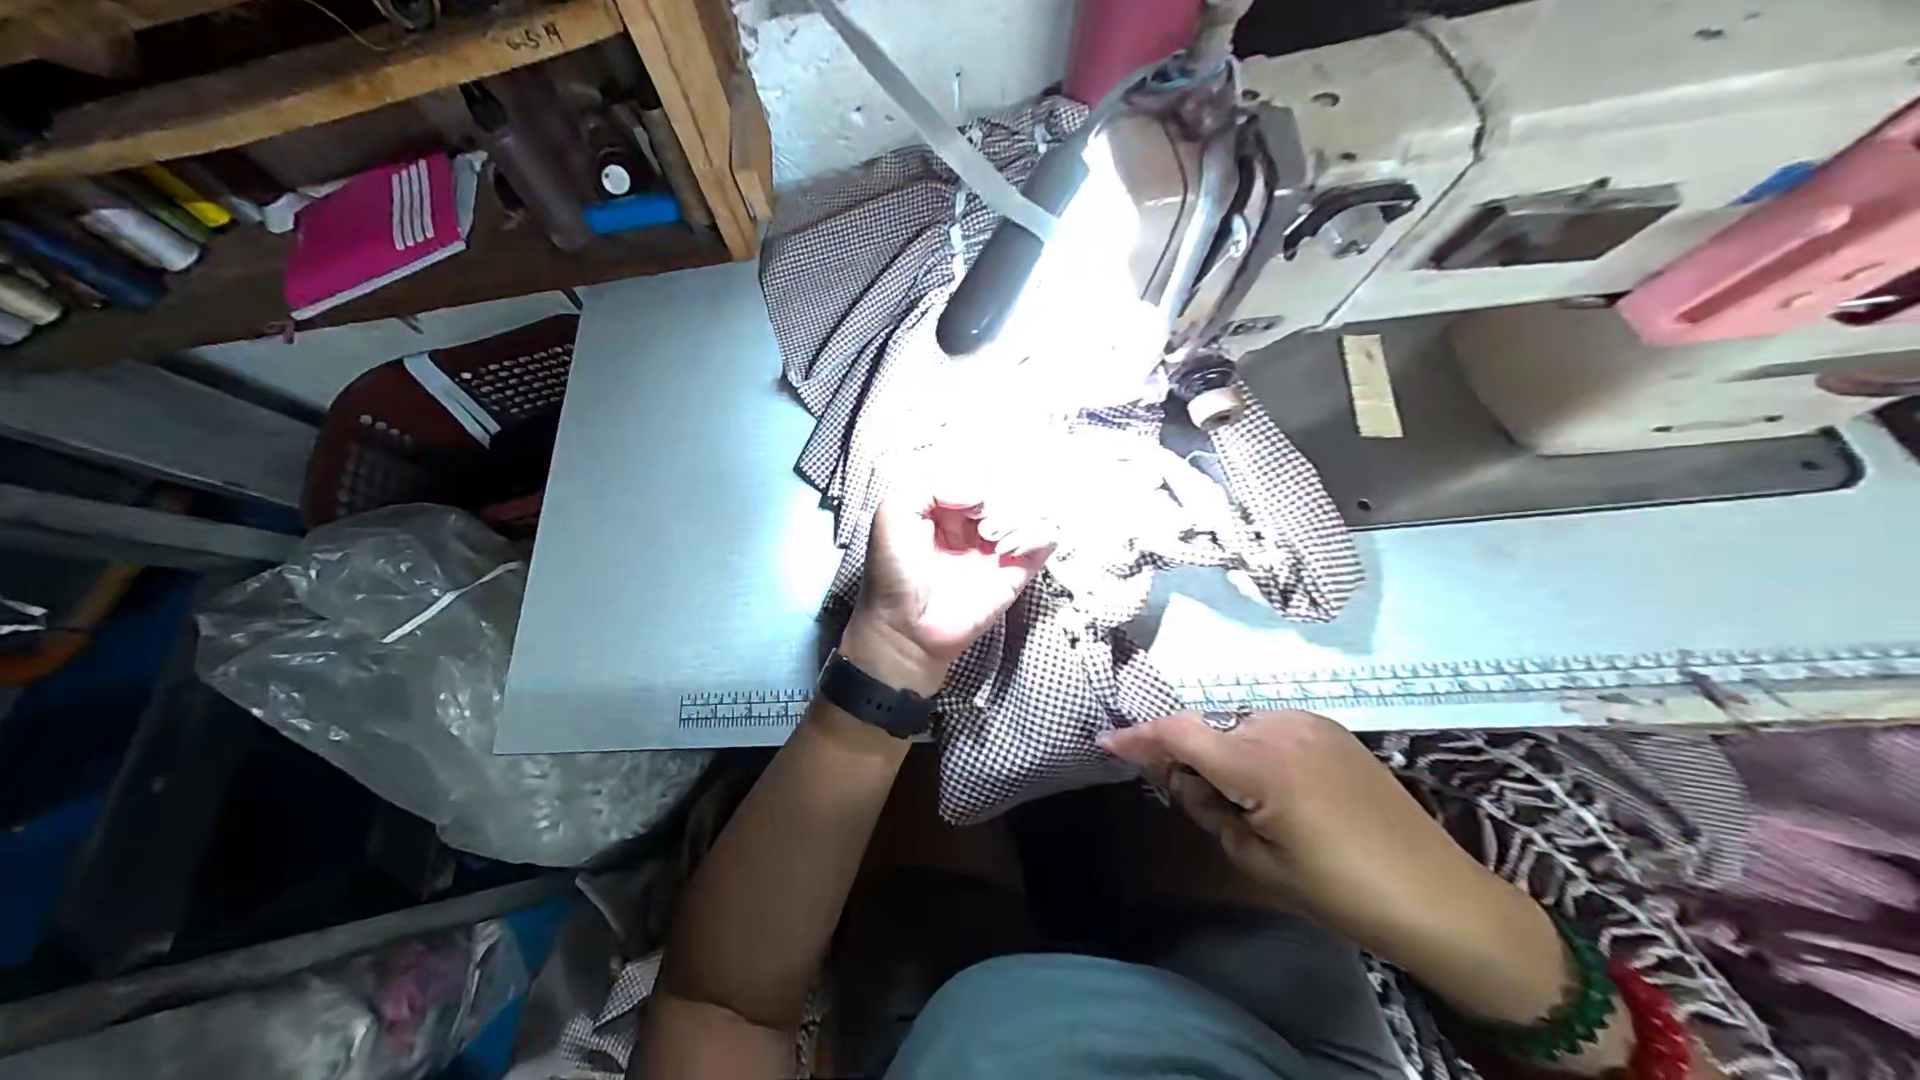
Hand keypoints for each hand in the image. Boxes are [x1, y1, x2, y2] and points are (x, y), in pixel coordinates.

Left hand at [840, 485, 1053, 697]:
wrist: (906, 627)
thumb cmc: (894, 572)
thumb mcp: (894, 512)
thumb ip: (931, 487)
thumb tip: (979, 494)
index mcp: (950, 510)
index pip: (982, 478)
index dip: (978, 482)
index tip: (966, 503)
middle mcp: (978, 526)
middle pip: (1012, 490)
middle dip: (1000, 501)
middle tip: (981, 526)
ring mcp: (1001, 548)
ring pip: (1034, 509)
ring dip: (1018, 517)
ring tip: (993, 540)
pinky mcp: (1019, 571)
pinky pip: (1049, 538)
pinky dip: (1036, 534)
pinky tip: (1008, 549)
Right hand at [1099, 711, 1591, 1032]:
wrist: (1439, 895)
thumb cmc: (1338, 891)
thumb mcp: (1253, 858)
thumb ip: (1200, 802)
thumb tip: (1164, 768)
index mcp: (1262, 764)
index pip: (1180, 734)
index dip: (1138, 737)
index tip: (1105, 742)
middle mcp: (1281, 726)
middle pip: (1208, 730)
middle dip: (1189, 757)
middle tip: (1194, 800)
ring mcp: (1309, 720)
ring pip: (1236, 727)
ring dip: (1223, 753)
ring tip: (1250, 802)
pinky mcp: (1329, 725)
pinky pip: (1268, 728)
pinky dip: (1254, 748)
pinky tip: (1280, 787)